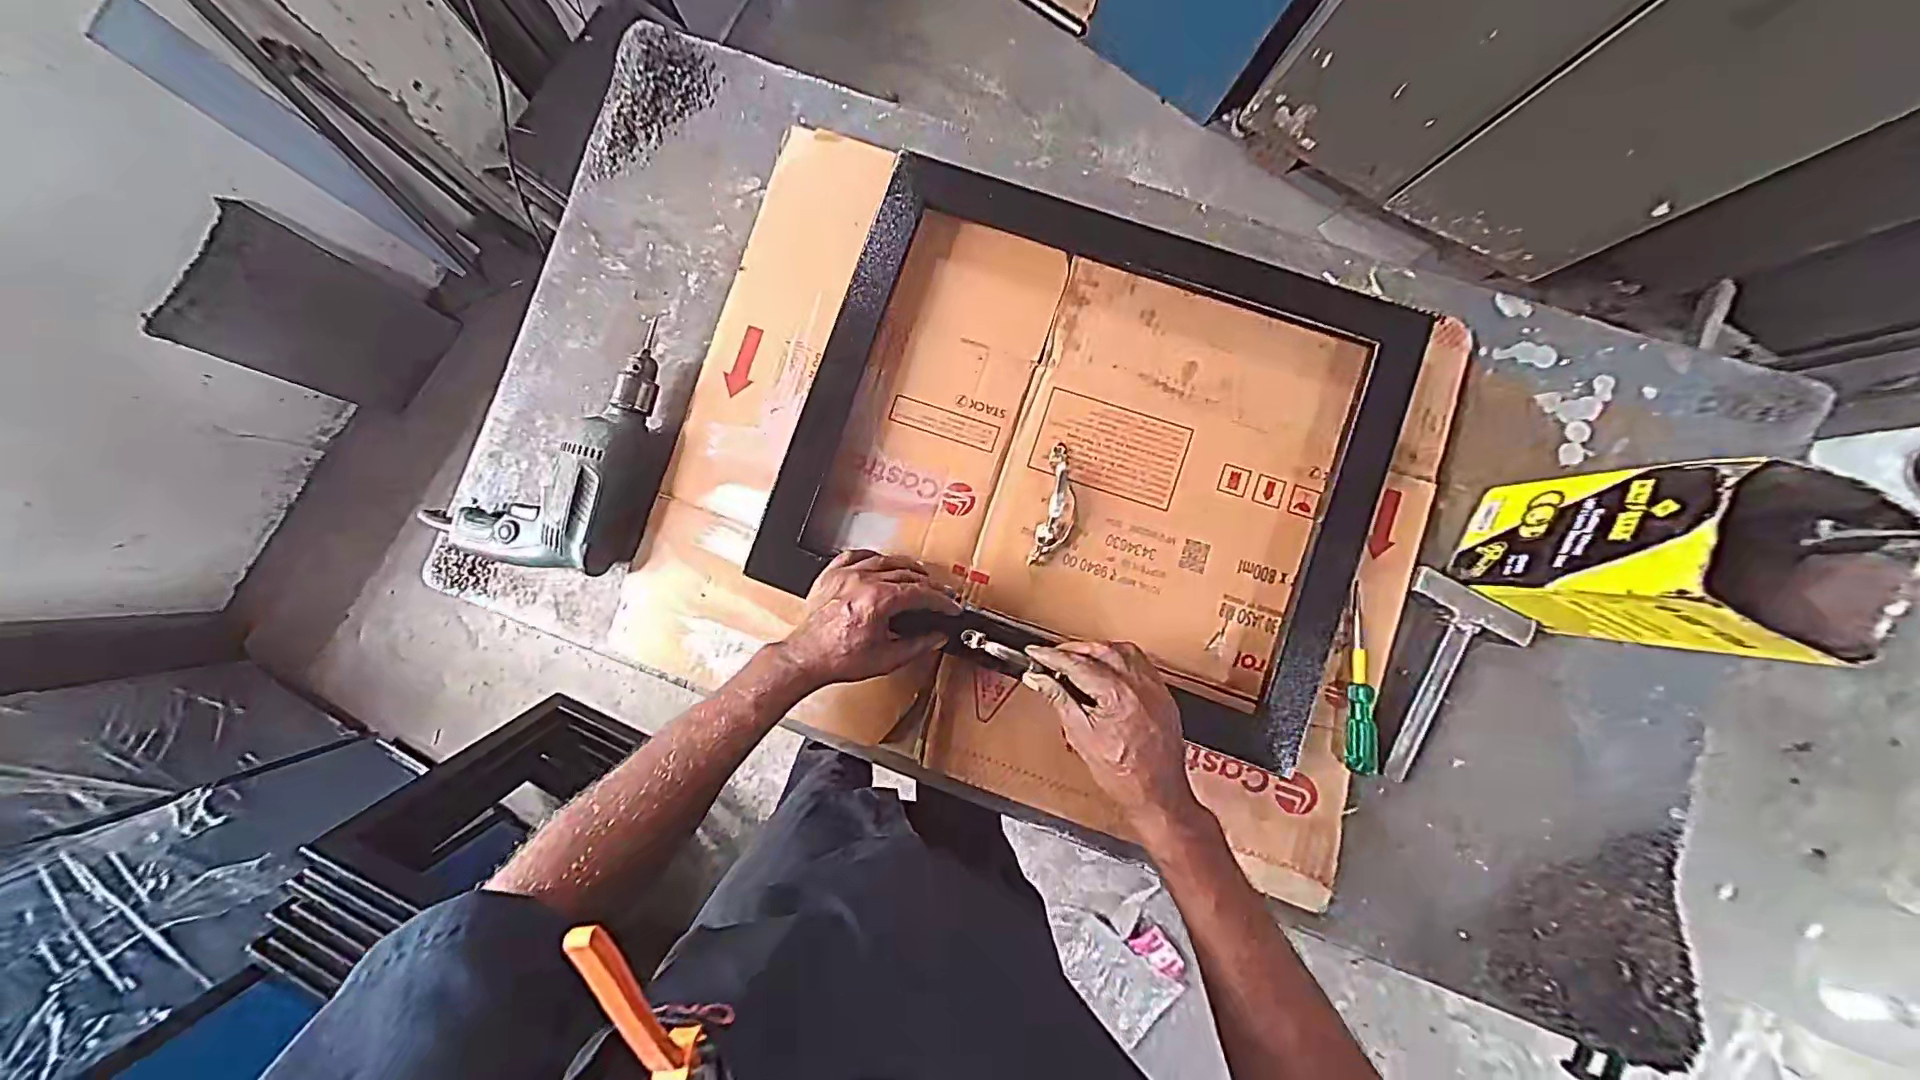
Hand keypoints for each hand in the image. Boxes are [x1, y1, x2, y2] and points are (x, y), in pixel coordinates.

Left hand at [775, 550, 958, 688]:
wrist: (806, 658)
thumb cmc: (838, 658)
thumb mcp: (887, 658)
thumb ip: (918, 645)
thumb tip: (937, 637)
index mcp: (877, 600)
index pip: (920, 593)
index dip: (941, 600)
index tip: (950, 606)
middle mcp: (862, 581)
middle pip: (906, 574)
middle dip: (929, 585)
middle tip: (941, 594)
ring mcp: (846, 575)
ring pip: (885, 560)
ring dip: (906, 566)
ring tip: (919, 574)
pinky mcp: (831, 575)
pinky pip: (856, 555)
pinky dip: (873, 557)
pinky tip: (880, 561)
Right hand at [1022, 641, 1208, 839]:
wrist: (1157, 794)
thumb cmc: (1124, 775)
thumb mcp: (1080, 736)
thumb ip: (1059, 699)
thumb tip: (1038, 678)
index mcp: (1118, 695)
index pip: (1077, 664)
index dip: (1052, 656)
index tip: (1036, 654)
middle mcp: (1140, 686)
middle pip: (1101, 650)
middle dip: (1073, 650)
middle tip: (1053, 657)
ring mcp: (1155, 688)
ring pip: (1122, 650)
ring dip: (1097, 650)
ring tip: (1078, 660)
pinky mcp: (1163, 694)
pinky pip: (1140, 661)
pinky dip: (1120, 657)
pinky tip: (1108, 667)